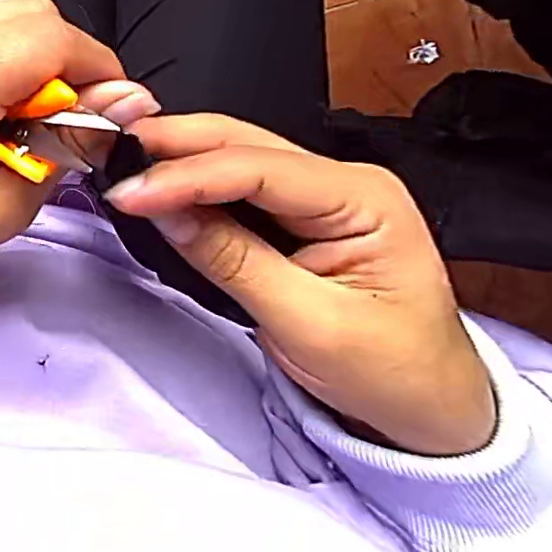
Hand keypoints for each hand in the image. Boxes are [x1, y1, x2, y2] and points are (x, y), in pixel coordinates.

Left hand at [0, 0, 157, 294]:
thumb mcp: (11, 202)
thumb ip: (72, 139)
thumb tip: (127, 99)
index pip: (48, 40)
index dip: (96, 67)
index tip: (111, 104)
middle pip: (36, 15)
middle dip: (72, 59)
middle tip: (71, 113)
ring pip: (18, 13)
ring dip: (45, 56)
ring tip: (34, 111)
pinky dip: (18, 55)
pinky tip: (7, 98)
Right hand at [104, 114, 495, 455]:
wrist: (434, 409)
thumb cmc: (394, 375)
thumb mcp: (309, 326)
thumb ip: (233, 261)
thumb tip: (167, 213)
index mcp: (363, 197)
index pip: (258, 168)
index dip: (187, 175)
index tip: (131, 189)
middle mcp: (343, 179)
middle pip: (246, 143)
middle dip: (177, 143)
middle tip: (117, 148)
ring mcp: (324, 191)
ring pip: (239, 155)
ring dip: (182, 157)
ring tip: (130, 161)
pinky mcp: (304, 210)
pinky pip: (242, 185)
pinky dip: (198, 183)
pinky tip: (166, 183)